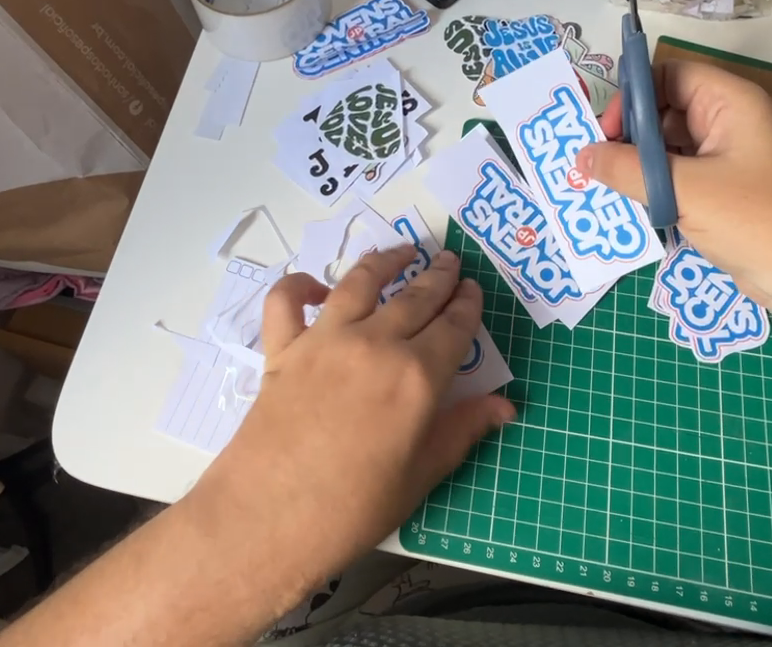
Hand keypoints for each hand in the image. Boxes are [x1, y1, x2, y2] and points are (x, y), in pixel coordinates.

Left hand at [186, 247, 514, 600]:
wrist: (266, 521)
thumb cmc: (353, 509)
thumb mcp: (420, 476)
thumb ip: (462, 431)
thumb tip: (505, 406)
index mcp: (417, 377)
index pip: (454, 327)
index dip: (468, 305)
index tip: (474, 289)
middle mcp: (375, 344)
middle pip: (416, 297)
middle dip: (438, 276)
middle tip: (450, 260)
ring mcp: (325, 340)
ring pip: (361, 282)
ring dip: (385, 261)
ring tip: (402, 251)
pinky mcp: (282, 347)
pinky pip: (288, 300)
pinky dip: (300, 284)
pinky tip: (316, 287)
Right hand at [575, 60, 771, 304]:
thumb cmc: (754, 221)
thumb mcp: (682, 191)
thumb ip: (626, 170)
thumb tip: (582, 155)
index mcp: (732, 102)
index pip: (670, 75)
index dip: (634, 96)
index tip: (608, 132)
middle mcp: (733, 120)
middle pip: (668, 108)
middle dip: (631, 133)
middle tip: (601, 162)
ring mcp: (733, 154)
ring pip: (672, 142)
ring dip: (642, 161)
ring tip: (612, 184)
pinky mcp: (730, 186)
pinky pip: (683, 169)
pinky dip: (659, 182)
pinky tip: (637, 202)